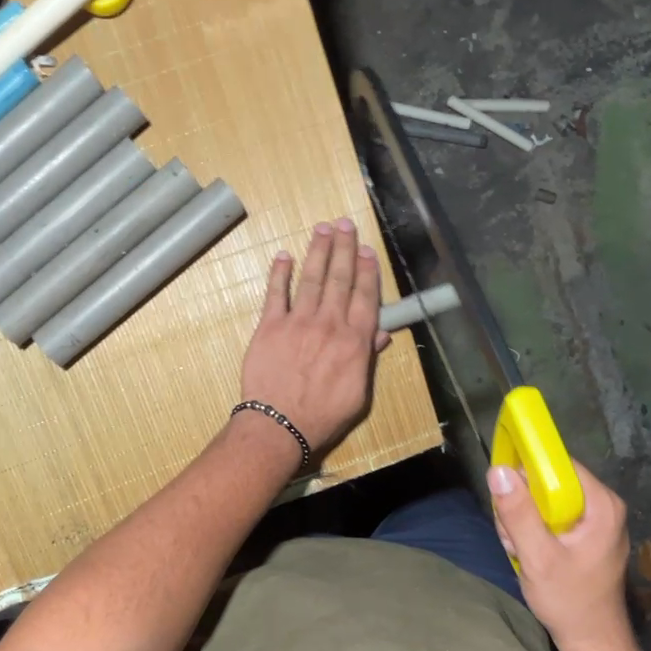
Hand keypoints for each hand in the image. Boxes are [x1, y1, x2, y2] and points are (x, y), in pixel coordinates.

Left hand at [238, 219, 391, 454]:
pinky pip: (276, 293)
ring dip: (317, 251)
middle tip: (344, 224)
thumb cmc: (322, 418)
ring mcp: (298, 322)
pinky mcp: (270, 326)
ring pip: (311, 278)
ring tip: (322, 229)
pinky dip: (280, 273)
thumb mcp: (358, 395)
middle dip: (344, 248)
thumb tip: (380, 334)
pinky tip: (284, 256)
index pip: (365, 296)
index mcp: (355, 341)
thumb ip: (367, 359)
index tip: (367, 250)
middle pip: (339, 279)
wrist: (279, 426)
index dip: (367, 270)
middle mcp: (329, 324)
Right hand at [489, 461, 634, 650]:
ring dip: (525, 524)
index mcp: (601, 505)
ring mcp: (597, 522)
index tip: (507, 497)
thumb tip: (499, 471)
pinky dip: (535, 534)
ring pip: (548, 503)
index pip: (560, 466)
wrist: (592, 640)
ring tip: (521, 552)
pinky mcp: (588, 537)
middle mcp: (604, 506)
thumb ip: (519, 514)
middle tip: (515, 538)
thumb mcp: (537, 557)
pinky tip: (529, 557)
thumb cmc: (568, 600)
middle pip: (551, 484)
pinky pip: (554, 519)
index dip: (529, 474)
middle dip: (524, 507)